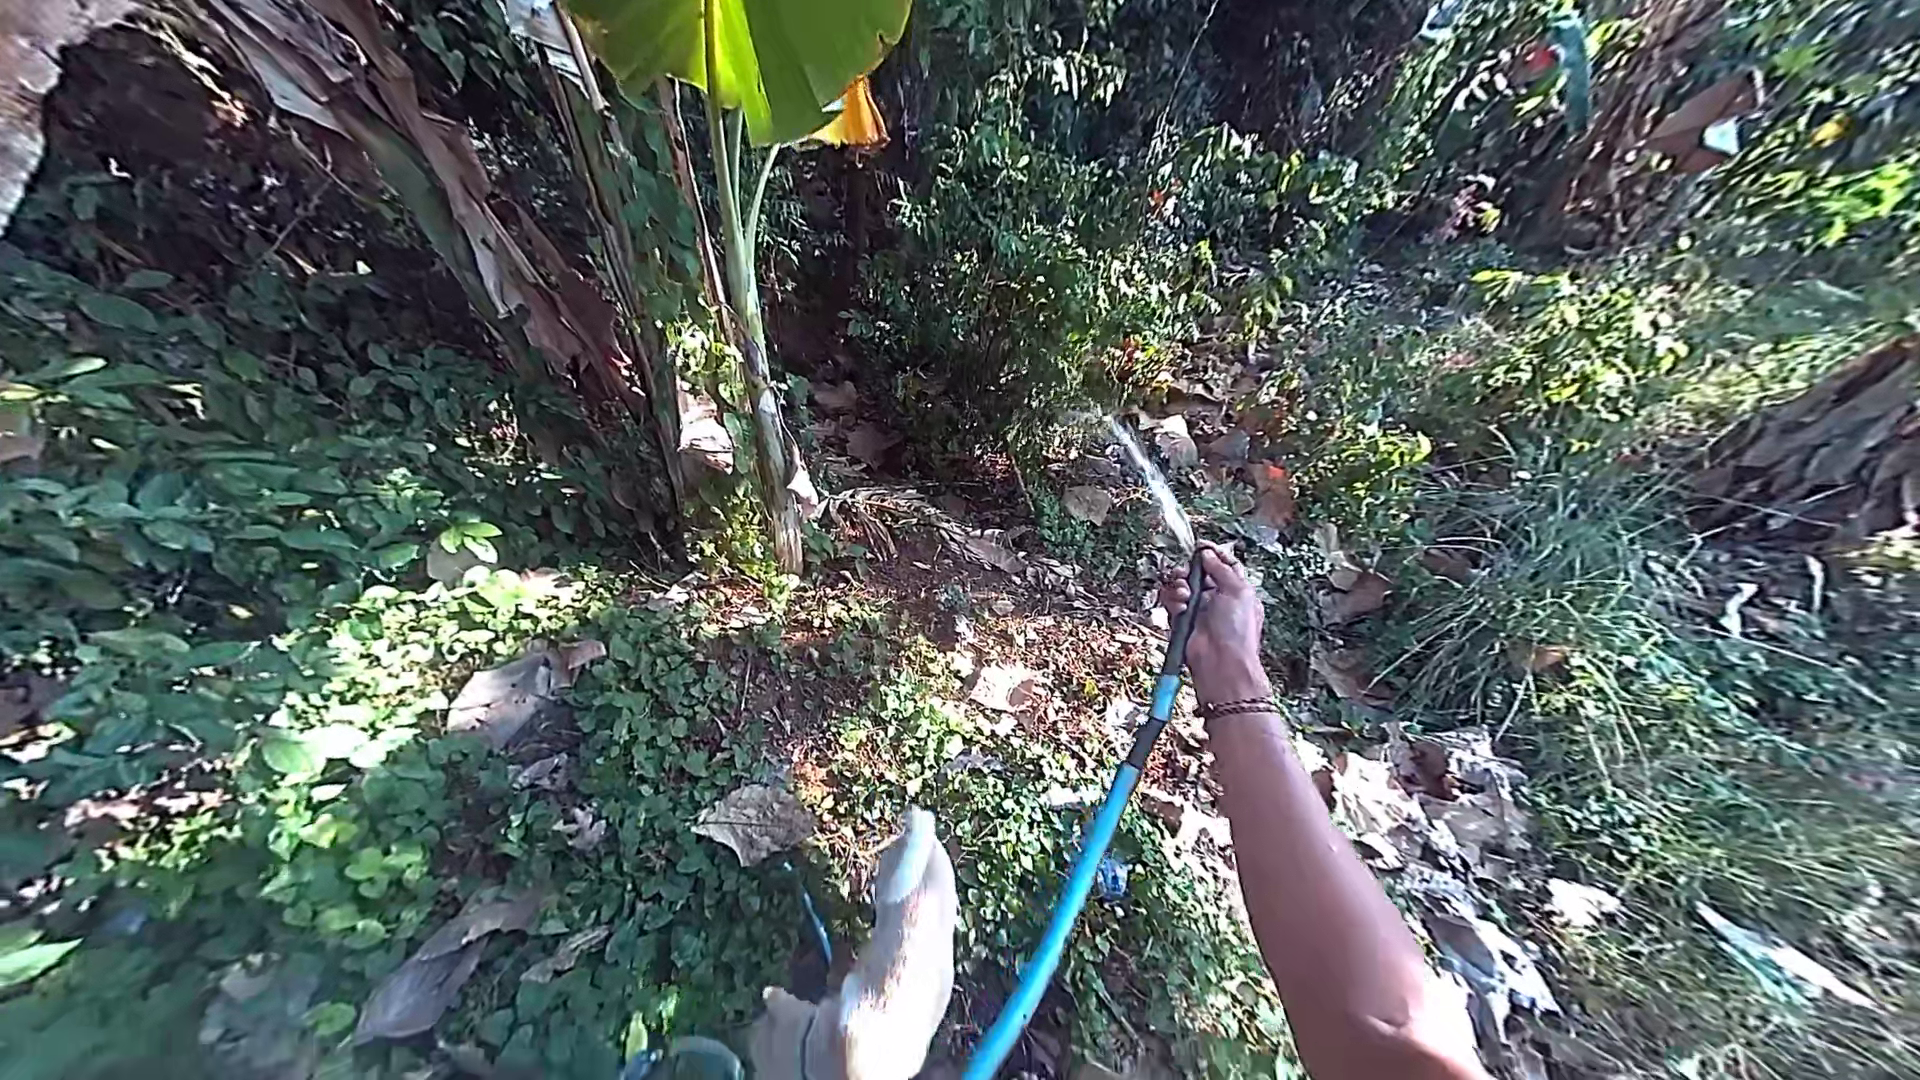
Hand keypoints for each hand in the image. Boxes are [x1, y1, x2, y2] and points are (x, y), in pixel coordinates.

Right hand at [1159, 543, 1271, 703]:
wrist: (1221, 661)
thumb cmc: (1237, 629)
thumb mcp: (1238, 590)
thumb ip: (1221, 568)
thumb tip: (1206, 554)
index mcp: (1235, 589)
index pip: (1222, 564)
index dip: (1212, 553)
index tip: (1200, 545)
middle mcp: (1216, 597)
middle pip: (1197, 572)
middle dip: (1189, 569)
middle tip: (1187, 573)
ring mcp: (1197, 608)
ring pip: (1180, 584)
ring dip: (1179, 585)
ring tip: (1184, 594)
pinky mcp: (1180, 619)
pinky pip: (1170, 600)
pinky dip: (1172, 600)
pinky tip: (1181, 606)